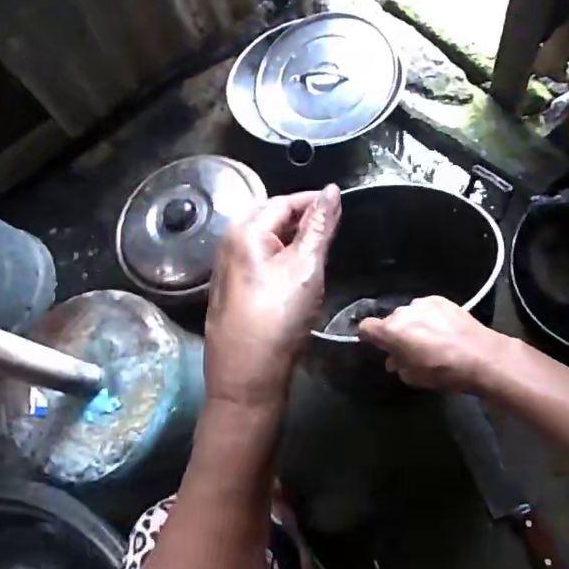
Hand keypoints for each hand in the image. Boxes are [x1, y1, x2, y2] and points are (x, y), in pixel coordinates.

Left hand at [203, 186, 341, 408]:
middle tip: (333, 226)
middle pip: (270, 217)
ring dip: (292, 239)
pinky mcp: (232, 291)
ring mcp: (227, 269)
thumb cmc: (278, 319)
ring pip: (264, 240)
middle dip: (302, 217)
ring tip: (320, 248)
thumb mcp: (307, 268)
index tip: (341, 204)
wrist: (246, 377)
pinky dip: (281, 258)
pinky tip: (297, 273)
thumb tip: (331, 191)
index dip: (313, 200)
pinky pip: (259, 261)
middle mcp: (229, 244)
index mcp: (245, 232)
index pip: (284, 201)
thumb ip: (320, 227)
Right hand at [357, 295, 509, 392]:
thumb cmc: (443, 372)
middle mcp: (402, 312)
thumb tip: (394, 360)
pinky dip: (430, 317)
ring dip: (414, 323)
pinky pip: (427, 308)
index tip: (378, 345)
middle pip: (390, 320)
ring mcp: (423, 303)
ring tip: (430, 337)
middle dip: (396, 333)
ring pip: (410, 313)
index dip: (369, 336)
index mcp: (391, 331)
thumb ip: (398, 365)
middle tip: (410, 347)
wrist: (482, 357)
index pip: (366, 327)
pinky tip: (444, 329)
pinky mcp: (441, 300)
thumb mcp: (414, 377)